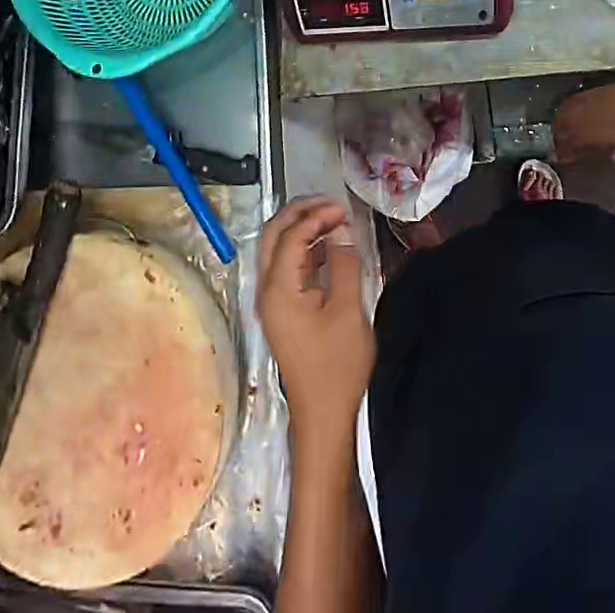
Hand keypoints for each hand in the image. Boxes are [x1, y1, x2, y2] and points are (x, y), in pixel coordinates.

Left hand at [257, 196, 373, 438]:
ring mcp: (272, 301)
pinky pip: (287, 267)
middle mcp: (267, 291)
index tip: (345, 209)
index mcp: (279, 290)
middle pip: (273, 237)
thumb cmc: (337, 363)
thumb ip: (343, 264)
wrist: (323, 410)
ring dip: (301, 228)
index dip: (316, 216)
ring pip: (277, 250)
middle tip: (332, 203)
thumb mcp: (348, 309)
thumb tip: (342, 231)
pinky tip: (329, 245)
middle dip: (300, 213)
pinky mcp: (283, 310)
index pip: (291, 237)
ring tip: (334, 218)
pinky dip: (305, 248)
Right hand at [552, 81, 614, 163]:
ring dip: (609, 143)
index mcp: (574, 103)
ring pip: (606, 124)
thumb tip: (555, 154)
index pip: (560, 121)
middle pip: (584, 122)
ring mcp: (613, 100)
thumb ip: (567, 147)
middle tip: (590, 157)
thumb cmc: (606, 122)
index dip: (560, 139)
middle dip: (587, 142)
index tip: (564, 155)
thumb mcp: (581, 138)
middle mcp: (591, 98)